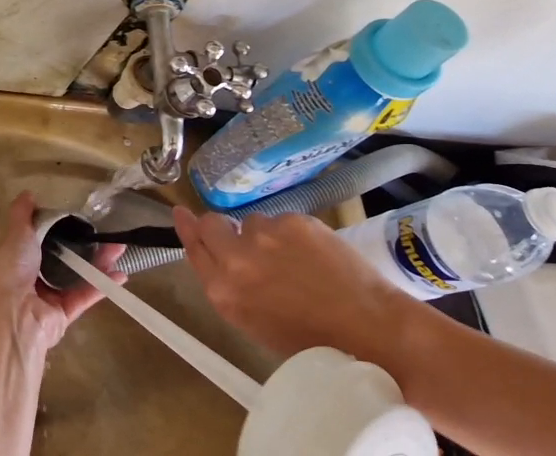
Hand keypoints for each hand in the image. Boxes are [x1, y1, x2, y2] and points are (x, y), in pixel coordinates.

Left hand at [0, 192, 125, 356]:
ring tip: (119, 248)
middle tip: (106, 234)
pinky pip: (84, 296)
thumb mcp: (15, 234)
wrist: (12, 317)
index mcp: (16, 257)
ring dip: (97, 263)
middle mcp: (30, 276)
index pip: (39, 240)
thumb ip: (22, 215)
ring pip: (76, 276)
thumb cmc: (10, 269)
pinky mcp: (63, 315)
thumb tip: (28, 194)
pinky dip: (101, 286)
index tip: (77, 219)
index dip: (57, 229)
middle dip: (83, 246)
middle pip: (62, 258)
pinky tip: (120, 275)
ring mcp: (47, 297)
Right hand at [171, 206, 421, 361]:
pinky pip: (284, 222)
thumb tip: (223, 260)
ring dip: (266, 236)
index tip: (182, 213)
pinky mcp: (294, 220)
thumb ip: (231, 288)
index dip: (187, 228)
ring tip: (298, 263)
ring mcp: (265, 234)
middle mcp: (236, 258)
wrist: (373, 332)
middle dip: (222, 228)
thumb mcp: (257, 323)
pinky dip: (296, 235)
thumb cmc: (314, 343)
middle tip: (245, 242)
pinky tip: (317, 257)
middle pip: (212, 223)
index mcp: (223, 292)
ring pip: (254, 223)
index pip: (192, 248)